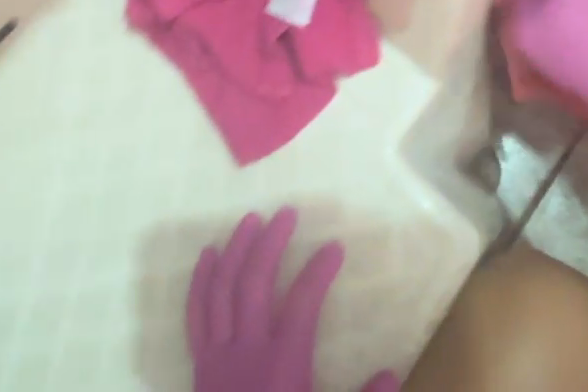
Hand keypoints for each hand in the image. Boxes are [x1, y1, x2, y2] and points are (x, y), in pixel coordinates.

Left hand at [189, 208, 399, 391]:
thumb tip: (392, 373)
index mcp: (284, 367)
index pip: (303, 303)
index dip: (319, 271)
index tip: (334, 248)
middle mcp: (248, 353)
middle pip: (256, 283)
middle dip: (271, 243)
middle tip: (287, 213)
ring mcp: (218, 357)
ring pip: (222, 290)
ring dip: (236, 250)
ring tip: (250, 220)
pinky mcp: (200, 367)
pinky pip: (195, 315)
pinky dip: (201, 281)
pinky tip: (208, 255)